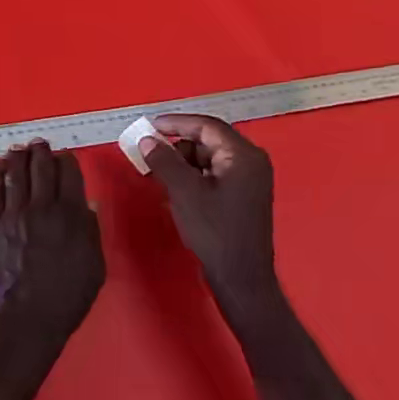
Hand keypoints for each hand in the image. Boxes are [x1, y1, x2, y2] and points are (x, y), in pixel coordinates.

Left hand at [0, 141, 105, 339]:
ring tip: (19, 149)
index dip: (66, 161)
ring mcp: (13, 213)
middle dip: (41, 151)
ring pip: (15, 172)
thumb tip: (85, 205)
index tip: (64, 159)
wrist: (23, 320)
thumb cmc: (65, 300)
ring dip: (18, 156)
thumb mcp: (94, 268)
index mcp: (72, 216)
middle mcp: (42, 207)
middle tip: (40, 144)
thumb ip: (90, 231)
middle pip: (40, 166)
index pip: (69, 173)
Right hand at [135, 115, 275, 302]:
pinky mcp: (243, 196)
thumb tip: (147, 140)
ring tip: (157, 174)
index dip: (176, 123)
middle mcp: (251, 162)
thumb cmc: (214, 231)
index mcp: (243, 155)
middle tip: (149, 153)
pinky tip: (173, 189)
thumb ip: (164, 161)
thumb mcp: (184, 193)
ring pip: (209, 158)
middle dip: (177, 145)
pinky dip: (192, 176)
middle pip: (209, 140)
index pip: (207, 126)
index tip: (150, 126)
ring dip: (182, 162)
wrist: (241, 277)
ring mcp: (249, 180)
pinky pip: (214, 174)